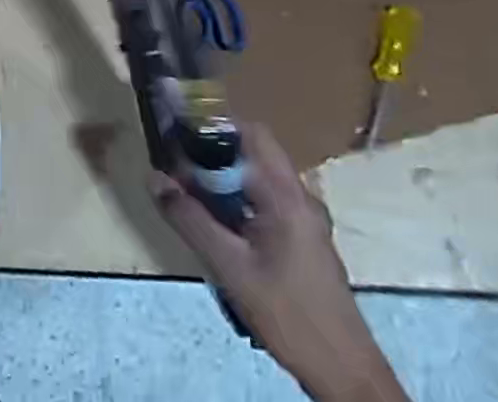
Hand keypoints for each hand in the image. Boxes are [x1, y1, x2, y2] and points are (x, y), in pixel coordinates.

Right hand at [151, 125, 406, 401]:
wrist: (343, 371)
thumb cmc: (288, 313)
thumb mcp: (229, 266)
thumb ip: (189, 219)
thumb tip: (154, 178)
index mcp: (287, 195)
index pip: (251, 135)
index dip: (213, 127)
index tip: (179, 134)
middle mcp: (300, 197)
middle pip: (252, 156)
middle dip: (211, 158)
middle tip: (178, 173)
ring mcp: (304, 219)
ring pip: (256, 181)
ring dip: (222, 184)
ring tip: (190, 201)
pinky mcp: (302, 240)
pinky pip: (264, 204)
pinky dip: (237, 204)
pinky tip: (217, 231)